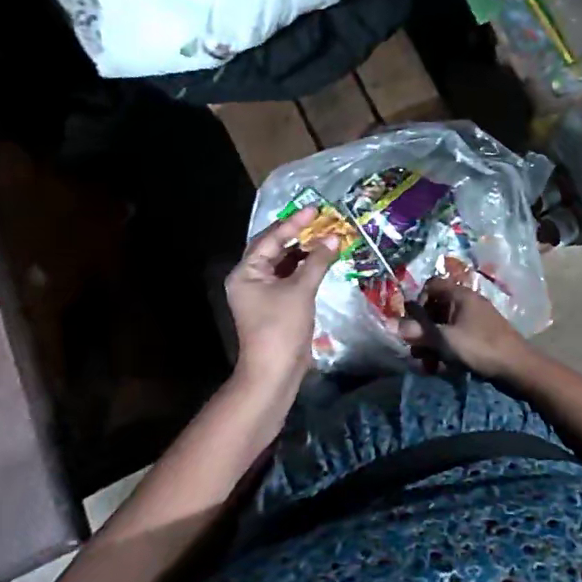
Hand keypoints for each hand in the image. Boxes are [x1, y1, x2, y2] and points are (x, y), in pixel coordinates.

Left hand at [225, 207, 339, 386]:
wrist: (274, 372)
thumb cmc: (281, 328)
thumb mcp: (300, 290)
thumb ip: (317, 261)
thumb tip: (335, 237)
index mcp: (246, 272)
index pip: (270, 238)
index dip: (294, 222)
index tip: (316, 209)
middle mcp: (249, 279)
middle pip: (274, 248)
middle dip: (298, 234)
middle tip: (322, 220)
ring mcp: (261, 293)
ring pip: (283, 264)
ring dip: (303, 251)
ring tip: (326, 236)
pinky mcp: (274, 305)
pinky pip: (289, 278)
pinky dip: (304, 268)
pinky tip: (321, 260)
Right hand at [399, 276, 535, 378]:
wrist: (518, 367)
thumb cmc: (481, 348)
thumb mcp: (445, 340)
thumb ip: (419, 331)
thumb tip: (391, 324)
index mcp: (461, 296)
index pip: (432, 285)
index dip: (418, 301)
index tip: (413, 322)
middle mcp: (468, 303)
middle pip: (437, 308)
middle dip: (423, 330)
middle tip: (416, 350)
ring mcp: (476, 320)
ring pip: (446, 326)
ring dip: (433, 343)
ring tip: (427, 364)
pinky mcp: (482, 336)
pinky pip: (457, 337)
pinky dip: (447, 349)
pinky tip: (442, 367)